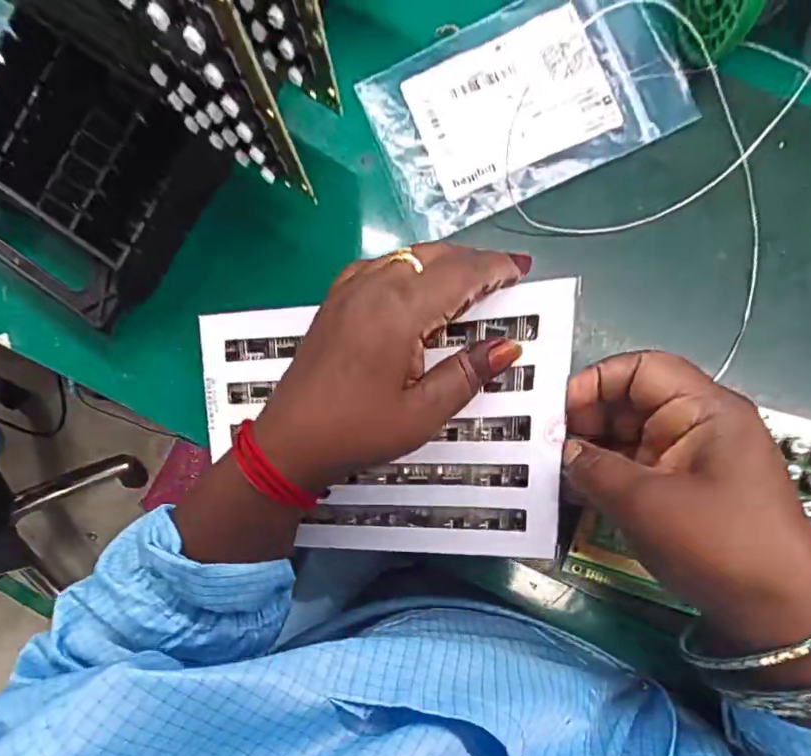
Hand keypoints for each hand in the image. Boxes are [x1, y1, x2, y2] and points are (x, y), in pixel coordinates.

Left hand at [252, 242, 532, 490]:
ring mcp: (346, 292)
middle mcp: (371, 288)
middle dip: (472, 262)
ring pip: (403, 257)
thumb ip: (466, 375)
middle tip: (501, 280)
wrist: (289, 444)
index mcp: (398, 310)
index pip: (461, 273)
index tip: (522, 272)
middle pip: (433, 256)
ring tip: (464, 284)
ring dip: (438, 263)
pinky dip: (404, 269)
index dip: (496, 269)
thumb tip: (507, 347)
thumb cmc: (354, 433)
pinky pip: (376, 268)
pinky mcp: (330, 304)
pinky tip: (411, 290)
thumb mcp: (420, 414)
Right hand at [561, 351, 810, 652]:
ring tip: (548, 471)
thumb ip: (594, 468)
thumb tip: (564, 451)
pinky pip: (632, 470)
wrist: (771, 607)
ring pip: (626, 439)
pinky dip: (601, 477)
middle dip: (584, 420)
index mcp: (704, 411)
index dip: (594, 382)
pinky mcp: (679, 491)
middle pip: (630, 402)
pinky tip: (572, 492)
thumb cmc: (716, 542)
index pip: (641, 369)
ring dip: (587, 452)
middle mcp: (696, 427)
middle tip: (540, 447)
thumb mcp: (644, 502)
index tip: (553, 413)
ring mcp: (687, 460)